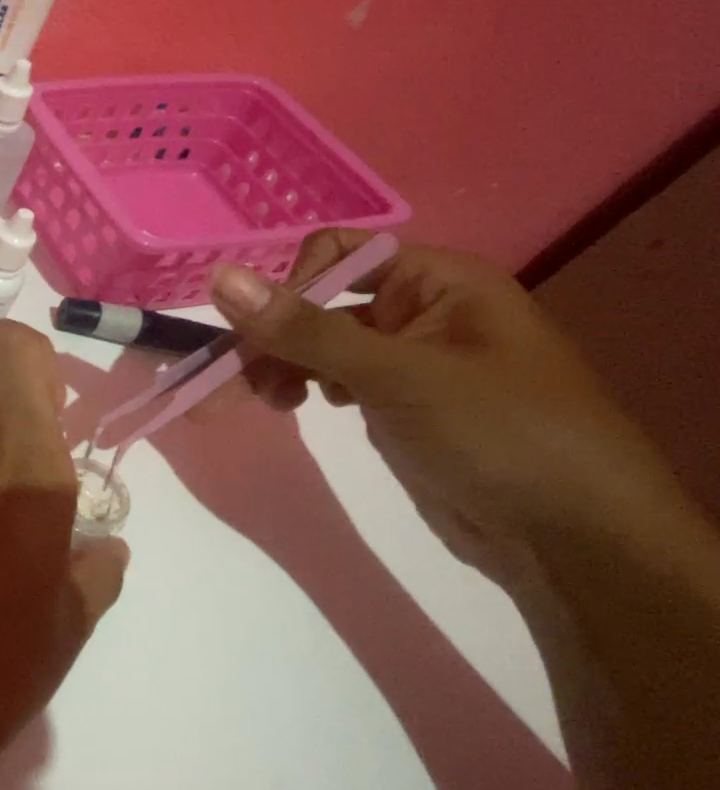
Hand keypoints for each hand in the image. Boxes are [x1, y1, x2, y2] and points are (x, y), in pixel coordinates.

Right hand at [207, 229, 691, 596]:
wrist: (571, 536)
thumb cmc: (497, 434)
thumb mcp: (395, 375)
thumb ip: (304, 329)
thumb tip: (219, 277)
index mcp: (440, 282)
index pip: (339, 253)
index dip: (291, 284)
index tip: (259, 334)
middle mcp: (422, 310)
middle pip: (319, 301)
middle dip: (272, 336)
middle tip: (235, 382)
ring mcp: (408, 359)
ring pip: (317, 343)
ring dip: (278, 365)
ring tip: (267, 402)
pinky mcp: (395, 401)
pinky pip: (331, 377)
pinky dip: (301, 387)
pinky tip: (292, 408)